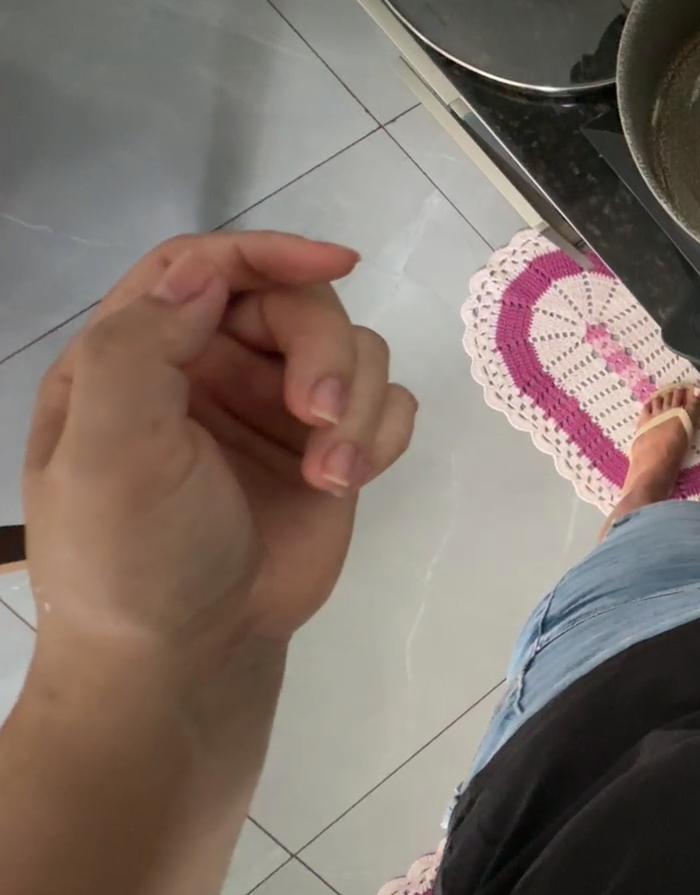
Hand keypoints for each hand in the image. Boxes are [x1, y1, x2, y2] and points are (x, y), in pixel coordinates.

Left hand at [21, 233, 417, 664]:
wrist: (198, 642)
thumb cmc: (131, 553)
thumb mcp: (109, 453)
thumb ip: (140, 352)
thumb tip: (205, 272)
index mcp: (147, 357)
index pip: (207, 267)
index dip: (271, 251)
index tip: (340, 262)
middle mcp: (224, 369)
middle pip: (305, 308)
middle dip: (327, 357)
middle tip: (321, 416)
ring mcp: (288, 406)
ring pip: (363, 356)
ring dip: (361, 412)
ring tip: (333, 474)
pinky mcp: (344, 442)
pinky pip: (396, 405)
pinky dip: (387, 437)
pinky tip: (348, 479)